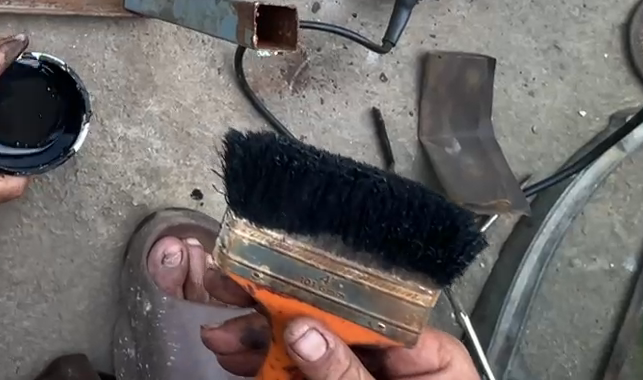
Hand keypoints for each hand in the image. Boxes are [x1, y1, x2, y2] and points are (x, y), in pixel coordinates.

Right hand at [199, 269, 477, 378]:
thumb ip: (346, 377)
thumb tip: (299, 327)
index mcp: (425, 352)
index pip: (360, 301)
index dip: (305, 285)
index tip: (254, 273)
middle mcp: (396, 355)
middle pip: (324, 317)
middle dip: (267, 312)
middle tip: (219, 295)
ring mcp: (367, 374)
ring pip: (306, 343)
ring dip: (257, 341)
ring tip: (217, 341)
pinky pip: (304, 371)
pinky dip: (269, 366)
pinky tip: (235, 362)